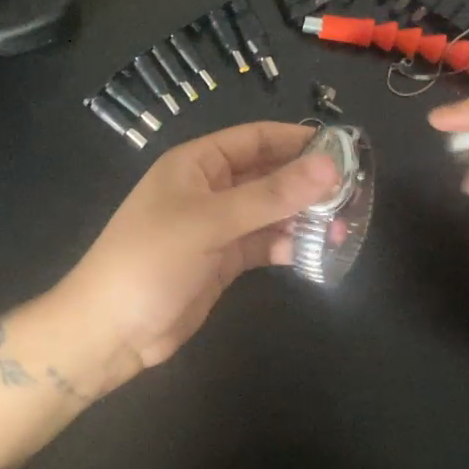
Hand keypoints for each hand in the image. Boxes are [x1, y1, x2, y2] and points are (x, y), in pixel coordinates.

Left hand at [55, 121, 338, 380]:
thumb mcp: (209, 222)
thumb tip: (331, 166)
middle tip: (357, 190)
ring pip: (270, 211)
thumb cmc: (150, 261)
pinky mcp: (223, 262)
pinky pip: (264, 243)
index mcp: (195, 164)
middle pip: (267, 174)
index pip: (255, 138)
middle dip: (308, 181)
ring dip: (304, 216)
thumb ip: (270, 195)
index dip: (298, 140)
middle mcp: (208, 189)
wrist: (112, 329)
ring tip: (347, 223)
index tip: (348, 148)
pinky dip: (289, 245)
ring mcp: (216, 227)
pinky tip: (320, 251)